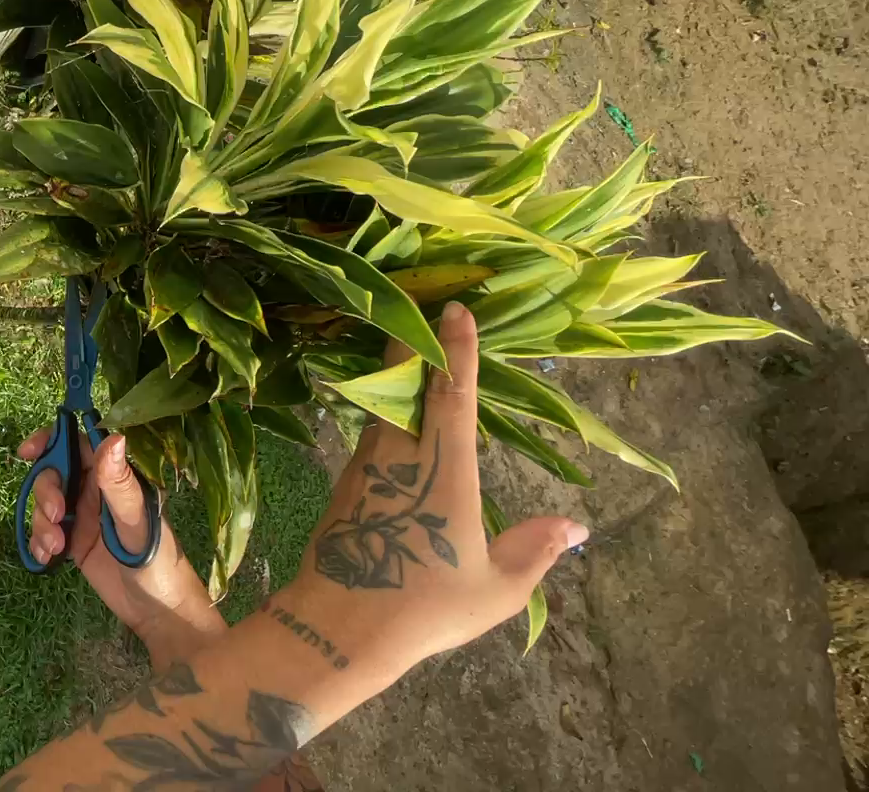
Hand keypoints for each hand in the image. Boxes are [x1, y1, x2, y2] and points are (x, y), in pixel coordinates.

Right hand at [18, 426, 228, 669]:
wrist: (158, 614)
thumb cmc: (158, 561)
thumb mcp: (137, 522)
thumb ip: (119, 483)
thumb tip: (113, 436)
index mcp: (115, 476)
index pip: (79, 443)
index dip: (51, 440)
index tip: (29, 451)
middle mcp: (96, 490)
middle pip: (55, 473)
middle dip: (46, 491)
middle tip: (55, 515)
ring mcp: (82, 515)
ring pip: (46, 502)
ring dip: (41, 521)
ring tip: (55, 547)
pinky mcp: (73, 540)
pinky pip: (44, 530)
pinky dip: (39, 541)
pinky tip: (47, 557)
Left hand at [273, 302, 588, 681]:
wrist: (341, 619)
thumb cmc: (426, 606)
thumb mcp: (498, 588)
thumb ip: (534, 550)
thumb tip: (577, 524)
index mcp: (444, 471)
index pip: (451, 397)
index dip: (455, 350)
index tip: (455, 308)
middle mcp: (399, 455)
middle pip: (405, 385)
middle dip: (413, 342)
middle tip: (420, 300)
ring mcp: (366, 464)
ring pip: (383, 406)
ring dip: (397, 373)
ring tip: (412, 342)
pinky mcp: (347, 479)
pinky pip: (372, 432)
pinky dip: (385, 408)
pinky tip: (394, 406)